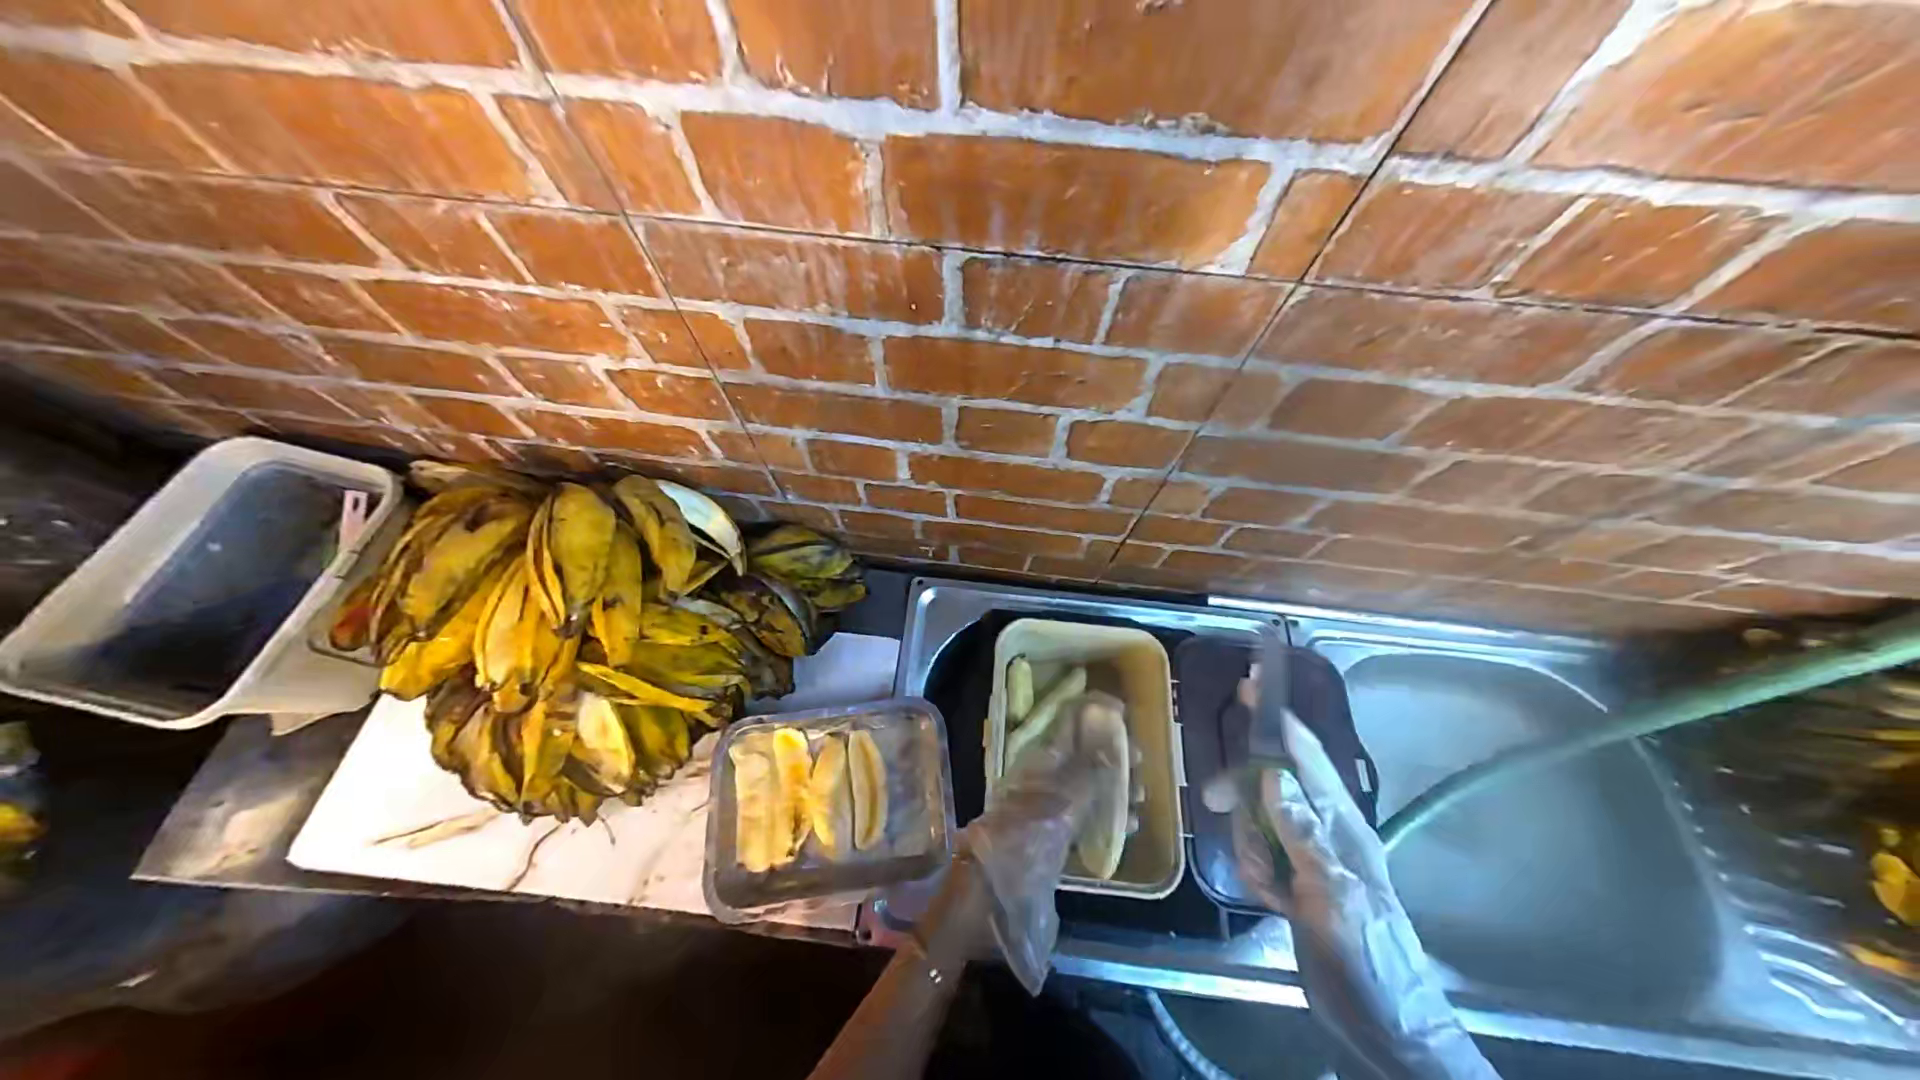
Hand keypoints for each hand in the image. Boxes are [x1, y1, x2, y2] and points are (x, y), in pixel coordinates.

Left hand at [961, 693, 1141, 993]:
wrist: (997, 889)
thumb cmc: (1028, 834)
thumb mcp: (1064, 797)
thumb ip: (1091, 770)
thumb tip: (1113, 736)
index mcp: (1038, 760)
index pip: (1068, 725)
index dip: (1095, 717)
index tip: (1124, 717)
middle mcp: (1042, 778)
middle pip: (1083, 757)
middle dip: (1114, 757)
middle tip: (1141, 764)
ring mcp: (1047, 808)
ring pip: (1088, 788)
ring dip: (1116, 789)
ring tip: (1140, 798)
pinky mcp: (1053, 837)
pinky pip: (1086, 817)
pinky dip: (1108, 817)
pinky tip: (1130, 826)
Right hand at [1225, 712, 1497, 1079]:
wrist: (1384, 1027)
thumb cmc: (1369, 960)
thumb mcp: (1335, 895)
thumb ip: (1302, 832)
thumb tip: (1273, 774)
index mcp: (1340, 823)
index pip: (1303, 753)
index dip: (1277, 716)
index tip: (1252, 680)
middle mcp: (1321, 827)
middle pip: (1265, 782)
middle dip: (1241, 798)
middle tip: (1215, 804)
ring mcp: (1305, 853)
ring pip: (1254, 821)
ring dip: (1251, 852)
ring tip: (1276, 893)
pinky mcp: (1293, 878)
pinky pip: (1255, 855)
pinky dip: (1255, 875)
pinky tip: (1275, 904)